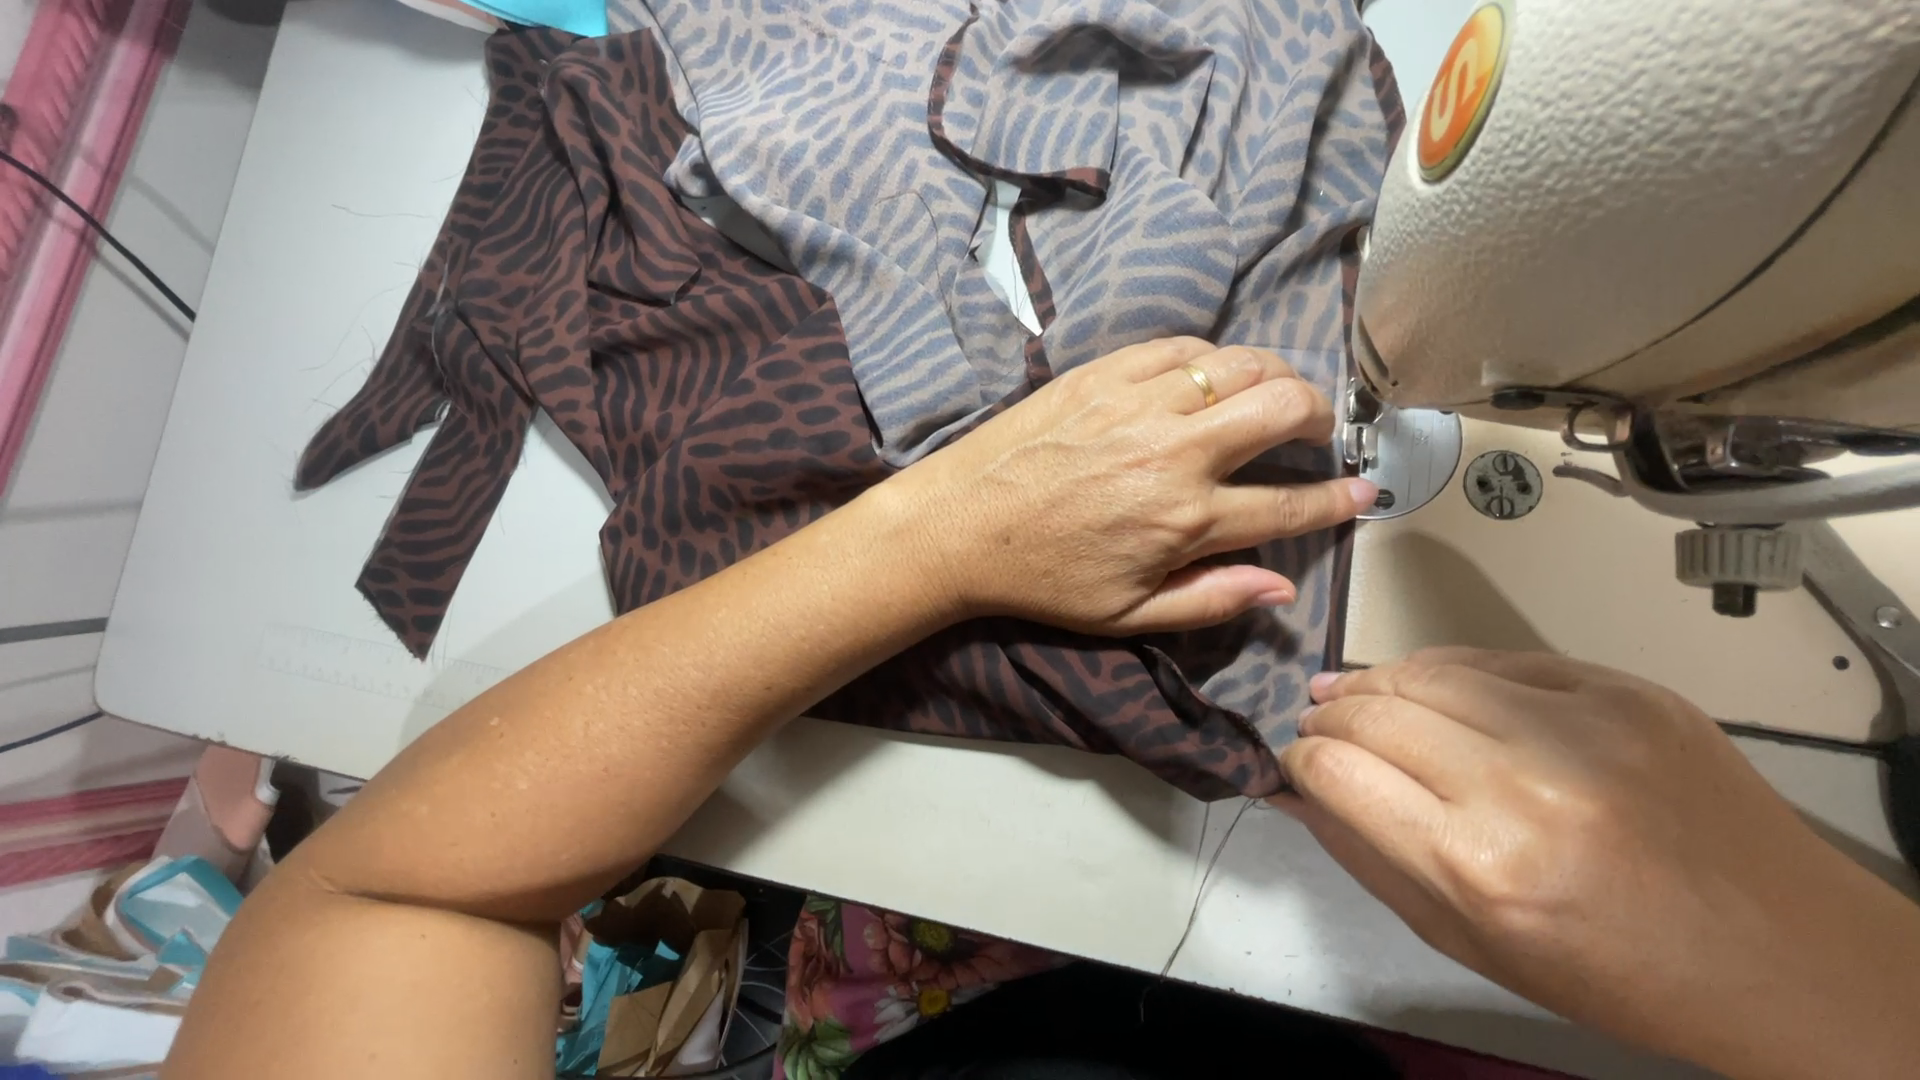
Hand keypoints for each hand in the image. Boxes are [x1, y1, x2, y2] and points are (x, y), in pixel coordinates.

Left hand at [884, 337, 1373, 634]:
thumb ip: (1209, 599)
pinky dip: (1211, 355)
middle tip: (1316, 429)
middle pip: (1284, 408)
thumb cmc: (1041, 576)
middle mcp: (1175, 453)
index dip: (1338, 498)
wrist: (961, 525)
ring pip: (1241, 365)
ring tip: (1272, 395)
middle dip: (1320, 415)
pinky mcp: (1103, 374)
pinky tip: (1209, 375)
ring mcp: (1139, 405)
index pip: (1289, 504)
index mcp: (1184, 520)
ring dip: (1275, 375)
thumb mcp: (1125, 615)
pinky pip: (1181, 345)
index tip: (1364, 490)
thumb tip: (1282, 587)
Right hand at [1279, 648, 1919, 1079]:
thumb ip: (1362, 855)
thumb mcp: (1465, 940)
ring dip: (1372, 682)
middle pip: (1369, 710)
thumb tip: (1290, 788)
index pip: (1333, 770)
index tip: (1296, 762)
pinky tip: (1426, 690)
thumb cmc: (1614, 972)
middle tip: (1316, 726)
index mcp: (1478, 865)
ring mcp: (1581, 724)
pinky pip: (1492, 660)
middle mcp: (1522, 784)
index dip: (1297, 760)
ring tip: (1352, 696)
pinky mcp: (1624, 689)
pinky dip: (1442, 672)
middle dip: (1325, 716)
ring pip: (1422, 670)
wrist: (1792, 959)